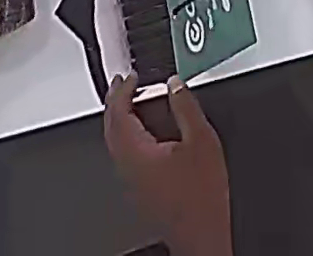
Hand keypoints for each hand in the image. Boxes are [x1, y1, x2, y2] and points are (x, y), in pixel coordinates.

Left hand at [103, 74, 231, 255]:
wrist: (202, 234)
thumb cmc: (202, 196)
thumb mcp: (202, 139)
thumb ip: (186, 107)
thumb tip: (175, 84)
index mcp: (138, 153)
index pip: (118, 114)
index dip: (122, 91)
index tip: (129, 77)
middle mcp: (128, 167)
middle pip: (110, 128)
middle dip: (114, 102)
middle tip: (121, 84)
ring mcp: (132, 180)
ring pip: (114, 142)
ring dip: (118, 117)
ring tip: (126, 101)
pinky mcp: (139, 188)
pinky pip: (122, 153)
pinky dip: (125, 133)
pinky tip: (138, 130)